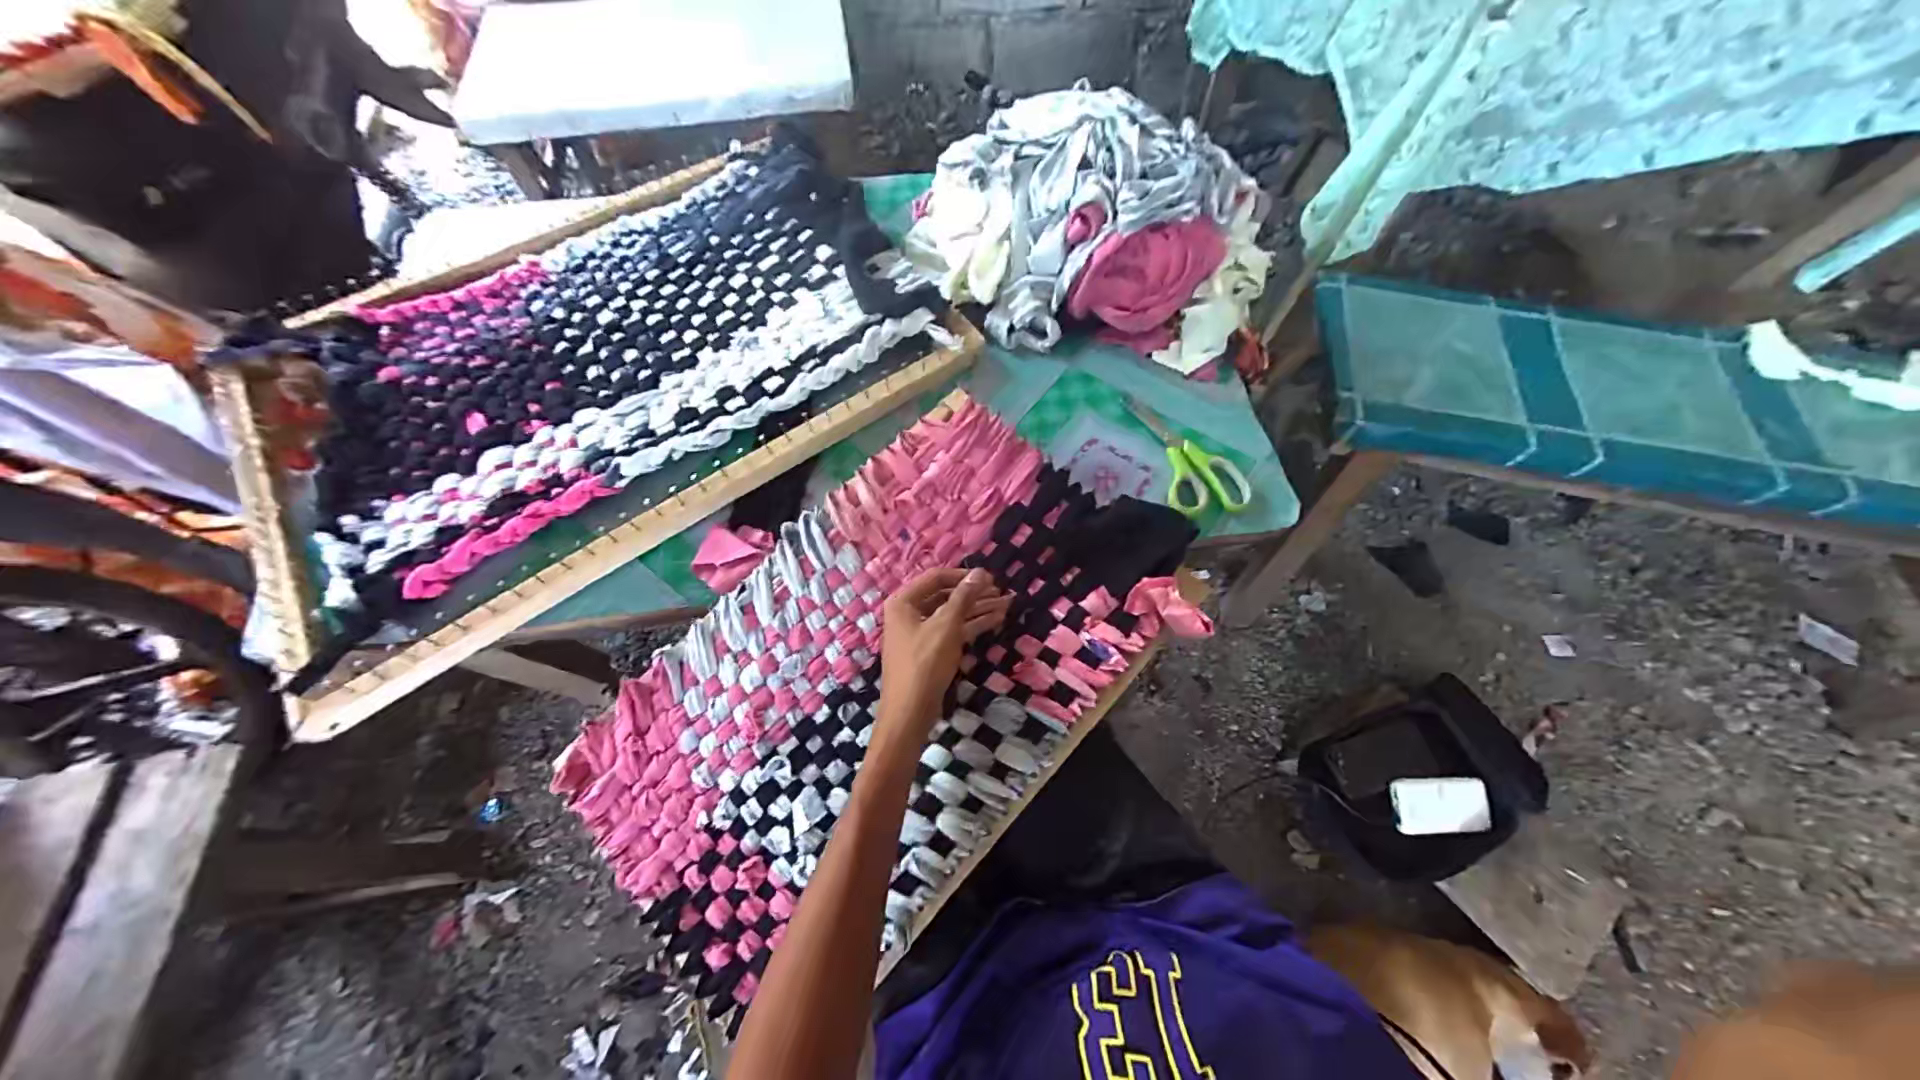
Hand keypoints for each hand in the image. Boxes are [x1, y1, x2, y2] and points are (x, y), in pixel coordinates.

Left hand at [876, 568, 1011, 745]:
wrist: (910, 711)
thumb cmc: (925, 663)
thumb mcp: (947, 626)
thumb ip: (964, 597)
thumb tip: (980, 573)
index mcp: (903, 601)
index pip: (937, 577)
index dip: (964, 576)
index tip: (990, 578)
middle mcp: (908, 613)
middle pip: (945, 595)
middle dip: (974, 594)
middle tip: (1002, 593)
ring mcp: (918, 632)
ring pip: (952, 614)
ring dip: (978, 609)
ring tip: (1006, 605)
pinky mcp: (929, 650)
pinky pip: (952, 630)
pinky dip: (971, 626)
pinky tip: (995, 620)